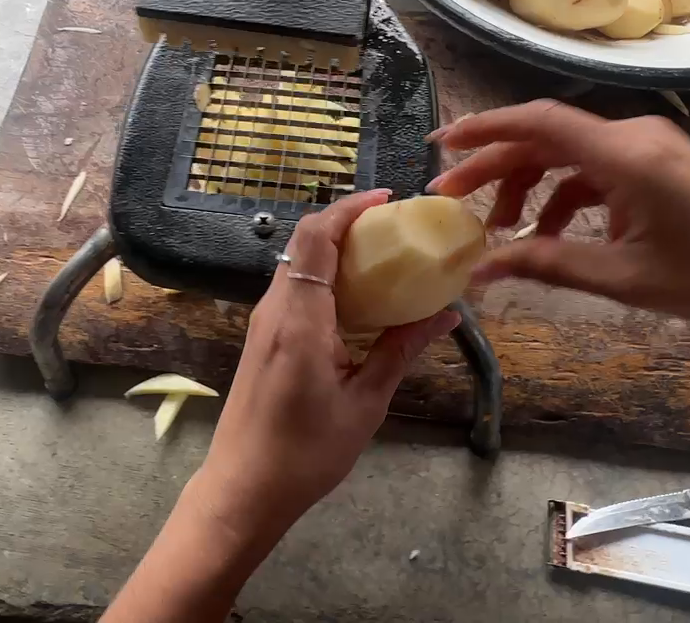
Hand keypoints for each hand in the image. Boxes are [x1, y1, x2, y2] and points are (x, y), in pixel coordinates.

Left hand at [190, 189, 459, 551]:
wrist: (242, 489)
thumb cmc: (306, 452)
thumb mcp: (365, 402)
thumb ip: (401, 349)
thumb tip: (447, 314)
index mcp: (299, 317)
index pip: (316, 237)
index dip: (348, 208)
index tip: (387, 199)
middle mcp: (275, 307)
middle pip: (305, 241)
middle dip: (347, 222)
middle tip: (394, 226)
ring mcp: (264, 320)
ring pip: (297, 260)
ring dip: (336, 246)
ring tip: (382, 253)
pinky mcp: (263, 334)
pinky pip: (294, 284)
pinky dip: (325, 272)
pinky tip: (356, 293)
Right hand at [428, 100, 689, 329]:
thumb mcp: (624, 278)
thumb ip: (547, 265)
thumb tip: (480, 271)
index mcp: (625, 154)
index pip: (537, 122)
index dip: (482, 128)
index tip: (440, 144)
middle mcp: (631, 136)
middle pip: (543, 138)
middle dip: (492, 166)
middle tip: (449, 196)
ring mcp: (645, 148)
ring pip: (565, 155)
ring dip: (527, 186)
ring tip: (500, 230)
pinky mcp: (655, 164)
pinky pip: (594, 170)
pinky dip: (564, 196)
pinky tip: (554, 233)